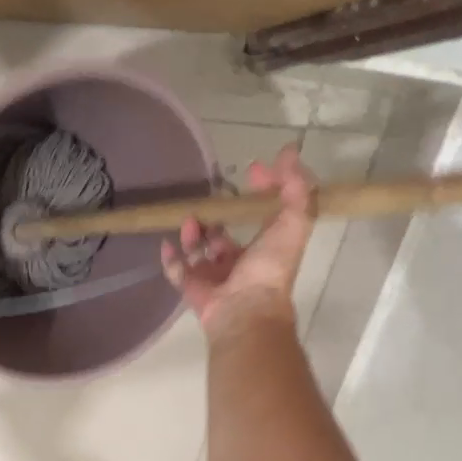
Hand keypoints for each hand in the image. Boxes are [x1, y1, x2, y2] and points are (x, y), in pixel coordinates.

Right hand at [161, 143, 316, 337]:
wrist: (244, 308)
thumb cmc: (270, 266)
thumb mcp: (293, 221)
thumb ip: (295, 187)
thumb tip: (290, 151)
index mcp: (267, 246)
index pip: (263, 213)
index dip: (261, 190)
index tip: (252, 168)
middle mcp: (240, 261)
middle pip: (224, 235)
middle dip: (216, 216)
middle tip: (207, 197)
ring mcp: (214, 276)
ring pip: (199, 250)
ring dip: (192, 233)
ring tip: (189, 218)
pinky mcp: (192, 288)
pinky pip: (178, 270)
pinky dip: (170, 258)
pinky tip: (166, 243)